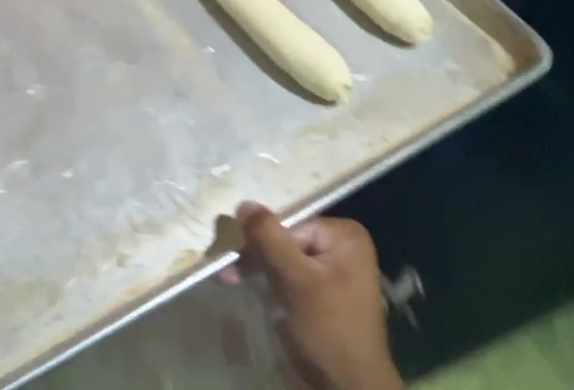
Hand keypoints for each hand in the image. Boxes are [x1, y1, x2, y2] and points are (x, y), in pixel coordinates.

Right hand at [218, 202, 402, 389]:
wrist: (349, 388)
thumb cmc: (329, 328)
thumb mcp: (296, 279)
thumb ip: (269, 238)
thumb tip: (244, 202)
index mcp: (344, 237)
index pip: (290, 224)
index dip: (261, 239)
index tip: (233, 255)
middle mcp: (339, 248)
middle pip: (284, 240)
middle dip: (254, 255)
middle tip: (225, 271)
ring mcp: (330, 272)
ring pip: (281, 259)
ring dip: (255, 269)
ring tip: (227, 280)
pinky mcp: (319, 295)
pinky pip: (287, 278)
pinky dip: (267, 283)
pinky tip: (244, 286)